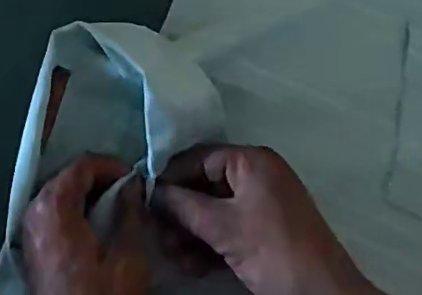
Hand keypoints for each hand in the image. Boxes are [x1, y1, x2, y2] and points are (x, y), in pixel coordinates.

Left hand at [22, 153, 149, 294]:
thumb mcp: (127, 258)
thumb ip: (131, 213)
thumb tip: (134, 184)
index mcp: (54, 205)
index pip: (83, 164)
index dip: (111, 165)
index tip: (134, 177)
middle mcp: (35, 208)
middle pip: (69, 176)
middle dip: (100, 178)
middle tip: (128, 190)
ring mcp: (30, 228)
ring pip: (61, 192)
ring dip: (88, 194)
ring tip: (116, 206)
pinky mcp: (32, 246)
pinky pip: (54, 212)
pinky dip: (75, 209)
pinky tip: (96, 224)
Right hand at [154, 145, 379, 294]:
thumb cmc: (274, 252)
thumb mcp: (224, 228)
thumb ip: (185, 207)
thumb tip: (152, 191)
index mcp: (251, 160)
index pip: (201, 157)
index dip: (172, 176)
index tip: (146, 196)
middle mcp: (257, 174)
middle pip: (207, 184)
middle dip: (180, 210)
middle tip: (156, 231)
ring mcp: (264, 204)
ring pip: (216, 209)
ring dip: (191, 230)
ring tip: (170, 253)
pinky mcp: (267, 232)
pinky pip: (231, 227)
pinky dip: (211, 242)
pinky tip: (190, 263)